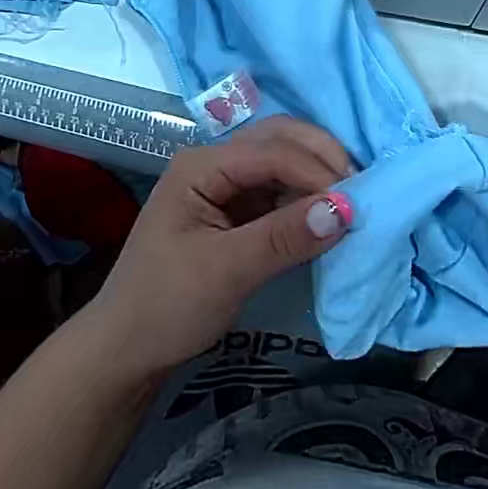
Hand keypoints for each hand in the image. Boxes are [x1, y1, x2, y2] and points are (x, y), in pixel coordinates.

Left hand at [80, 115, 354, 375]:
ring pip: (283, 160)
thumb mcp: (226, 272)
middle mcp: (214, 163)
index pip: (271, 151)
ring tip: (350, 204)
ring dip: (318, 176)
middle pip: (279, 139)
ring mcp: (225, 184)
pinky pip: (279, 189)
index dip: (316, 172)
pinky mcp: (236, 209)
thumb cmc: (166, 306)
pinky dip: (306, 197)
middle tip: (360, 193)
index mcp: (201, 166)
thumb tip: (345, 208)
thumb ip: (284, 237)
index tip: (355, 206)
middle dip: (322, 159)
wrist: (127, 348)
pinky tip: (326, 216)